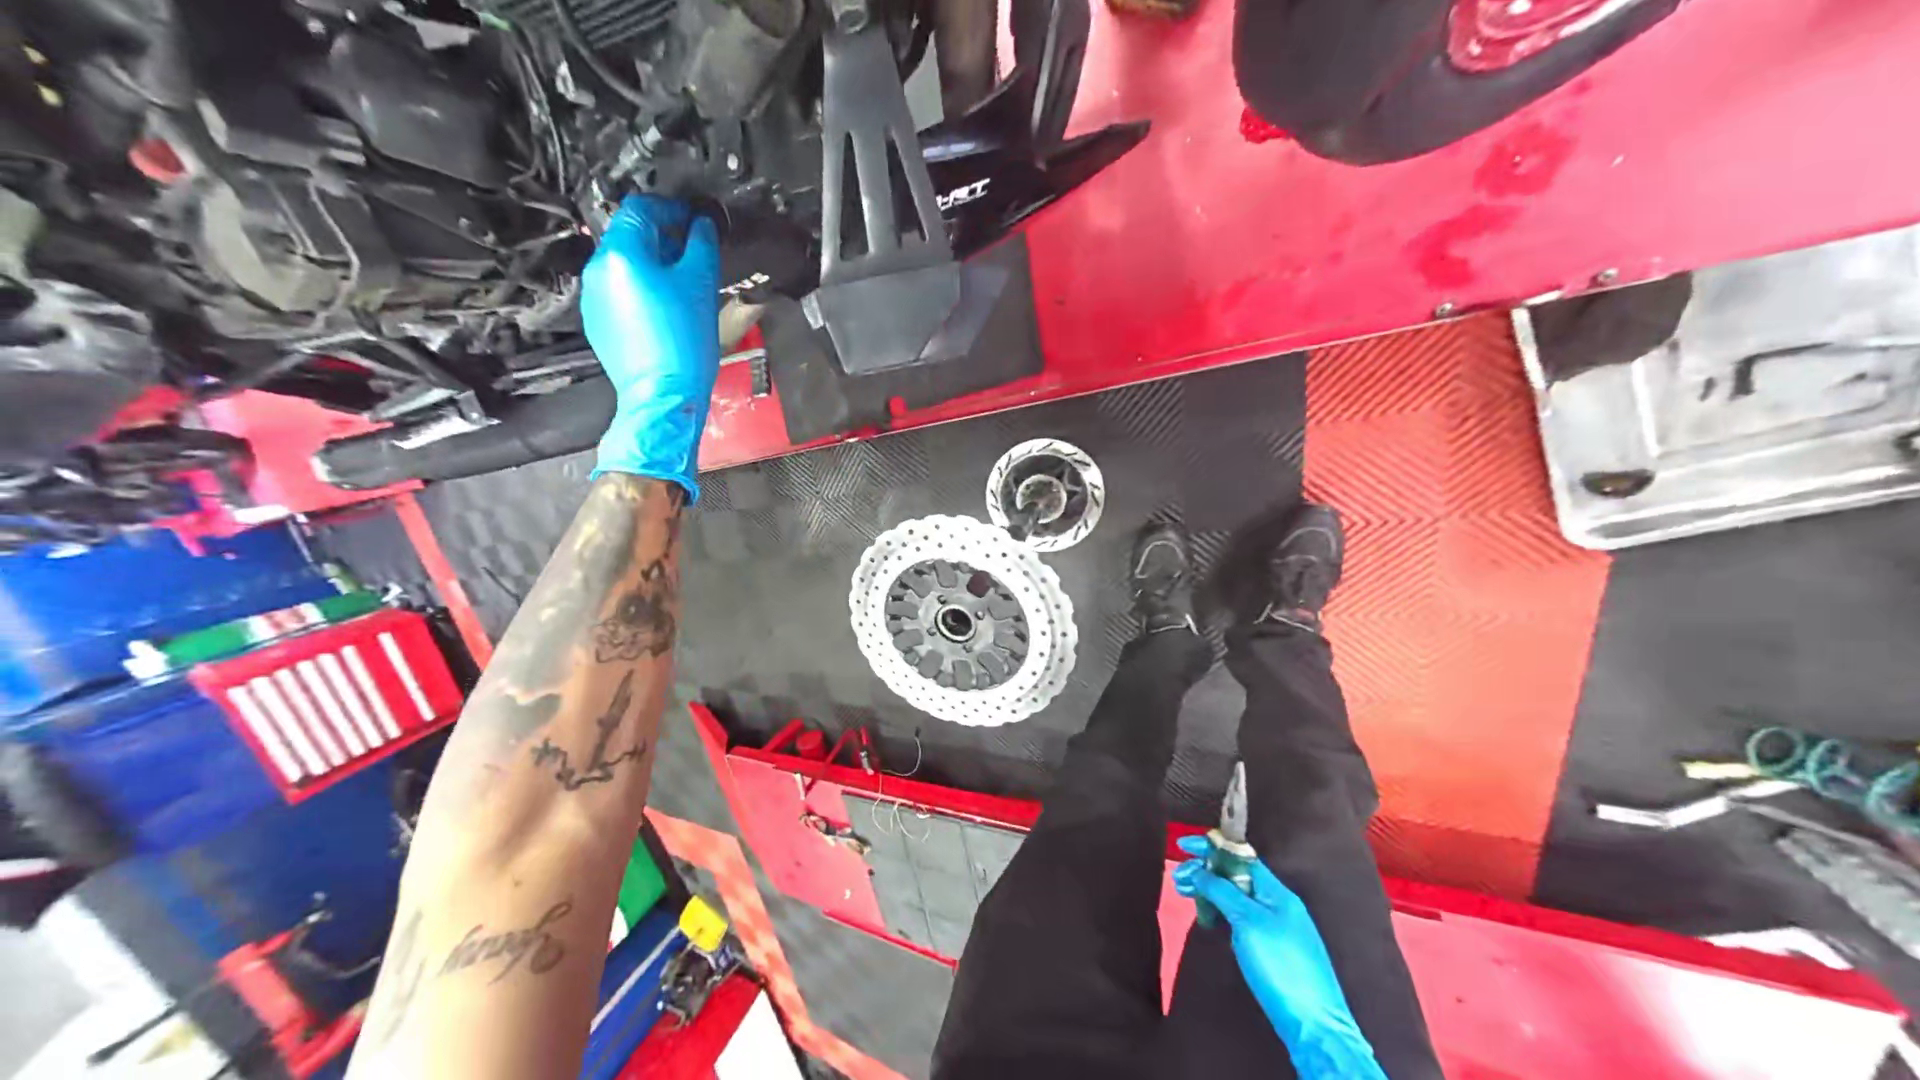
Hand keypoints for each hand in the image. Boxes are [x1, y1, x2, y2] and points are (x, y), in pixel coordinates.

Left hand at [579, 194, 720, 499]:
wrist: (662, 396)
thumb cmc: (681, 347)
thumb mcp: (701, 286)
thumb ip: (701, 246)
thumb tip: (701, 226)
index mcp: (620, 255)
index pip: (642, 207)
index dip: (672, 209)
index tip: (693, 219)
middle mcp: (599, 272)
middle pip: (630, 236)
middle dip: (664, 238)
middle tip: (694, 251)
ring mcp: (595, 299)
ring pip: (626, 266)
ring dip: (654, 265)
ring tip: (684, 283)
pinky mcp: (600, 323)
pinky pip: (621, 294)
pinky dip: (644, 291)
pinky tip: (669, 310)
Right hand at [1174, 835, 1385, 1079]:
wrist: (1314, 1025)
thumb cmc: (1280, 964)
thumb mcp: (1248, 922)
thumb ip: (1223, 891)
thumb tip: (1201, 869)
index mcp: (1276, 892)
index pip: (1240, 856)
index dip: (1212, 847)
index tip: (1183, 844)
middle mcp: (1276, 904)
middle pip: (1236, 875)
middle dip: (1205, 871)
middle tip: (1178, 878)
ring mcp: (1275, 927)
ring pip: (1236, 896)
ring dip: (1210, 890)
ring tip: (1185, 893)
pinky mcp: (1270, 948)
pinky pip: (1240, 916)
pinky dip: (1220, 910)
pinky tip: (1207, 917)